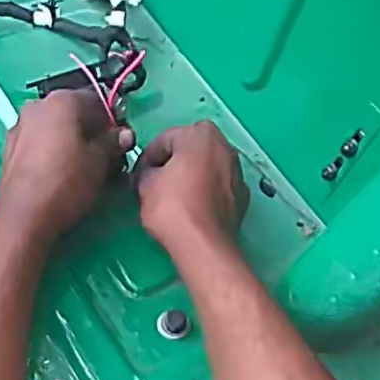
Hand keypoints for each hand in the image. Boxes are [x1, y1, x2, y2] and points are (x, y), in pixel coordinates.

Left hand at [0, 90, 135, 243]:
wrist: (23, 217)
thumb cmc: (67, 183)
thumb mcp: (100, 163)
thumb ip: (113, 143)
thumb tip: (124, 134)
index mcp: (61, 100)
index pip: (96, 99)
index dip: (113, 119)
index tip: (122, 141)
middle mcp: (37, 106)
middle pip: (73, 114)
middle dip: (91, 132)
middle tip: (106, 158)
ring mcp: (19, 128)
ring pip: (55, 130)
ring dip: (72, 143)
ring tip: (84, 170)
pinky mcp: (9, 151)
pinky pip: (39, 145)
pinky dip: (53, 154)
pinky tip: (61, 176)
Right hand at [133, 121, 248, 256]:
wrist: (203, 245)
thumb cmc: (171, 207)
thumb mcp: (145, 185)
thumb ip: (145, 171)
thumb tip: (149, 174)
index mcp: (200, 134)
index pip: (164, 140)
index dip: (145, 159)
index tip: (137, 178)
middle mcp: (225, 146)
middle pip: (190, 151)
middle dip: (172, 165)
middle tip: (154, 185)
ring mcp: (238, 172)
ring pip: (206, 169)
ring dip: (190, 178)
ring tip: (173, 199)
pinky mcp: (242, 197)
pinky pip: (217, 188)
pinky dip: (205, 194)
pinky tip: (192, 210)